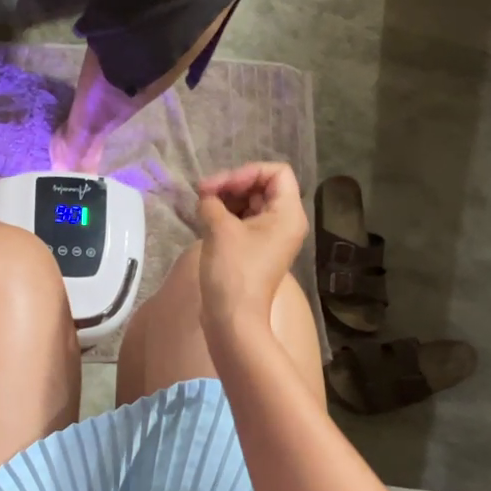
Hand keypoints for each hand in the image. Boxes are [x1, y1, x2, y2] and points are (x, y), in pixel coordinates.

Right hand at [195, 163, 308, 334]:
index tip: (219, 186)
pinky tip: (206, 220)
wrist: (233, 318)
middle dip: (232, 185)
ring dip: (227, 200)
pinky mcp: (256, 251)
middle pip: (263, 187)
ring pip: (251, 204)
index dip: (246, 172)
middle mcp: (285, 223)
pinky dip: (226, 217)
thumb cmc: (233, 271)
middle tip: (203, 193)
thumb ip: (211, 202)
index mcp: (288, 214)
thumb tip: (206, 198)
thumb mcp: (220, 229)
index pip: (276, 172)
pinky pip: (245, 223)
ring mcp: (271, 239)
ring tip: (202, 206)